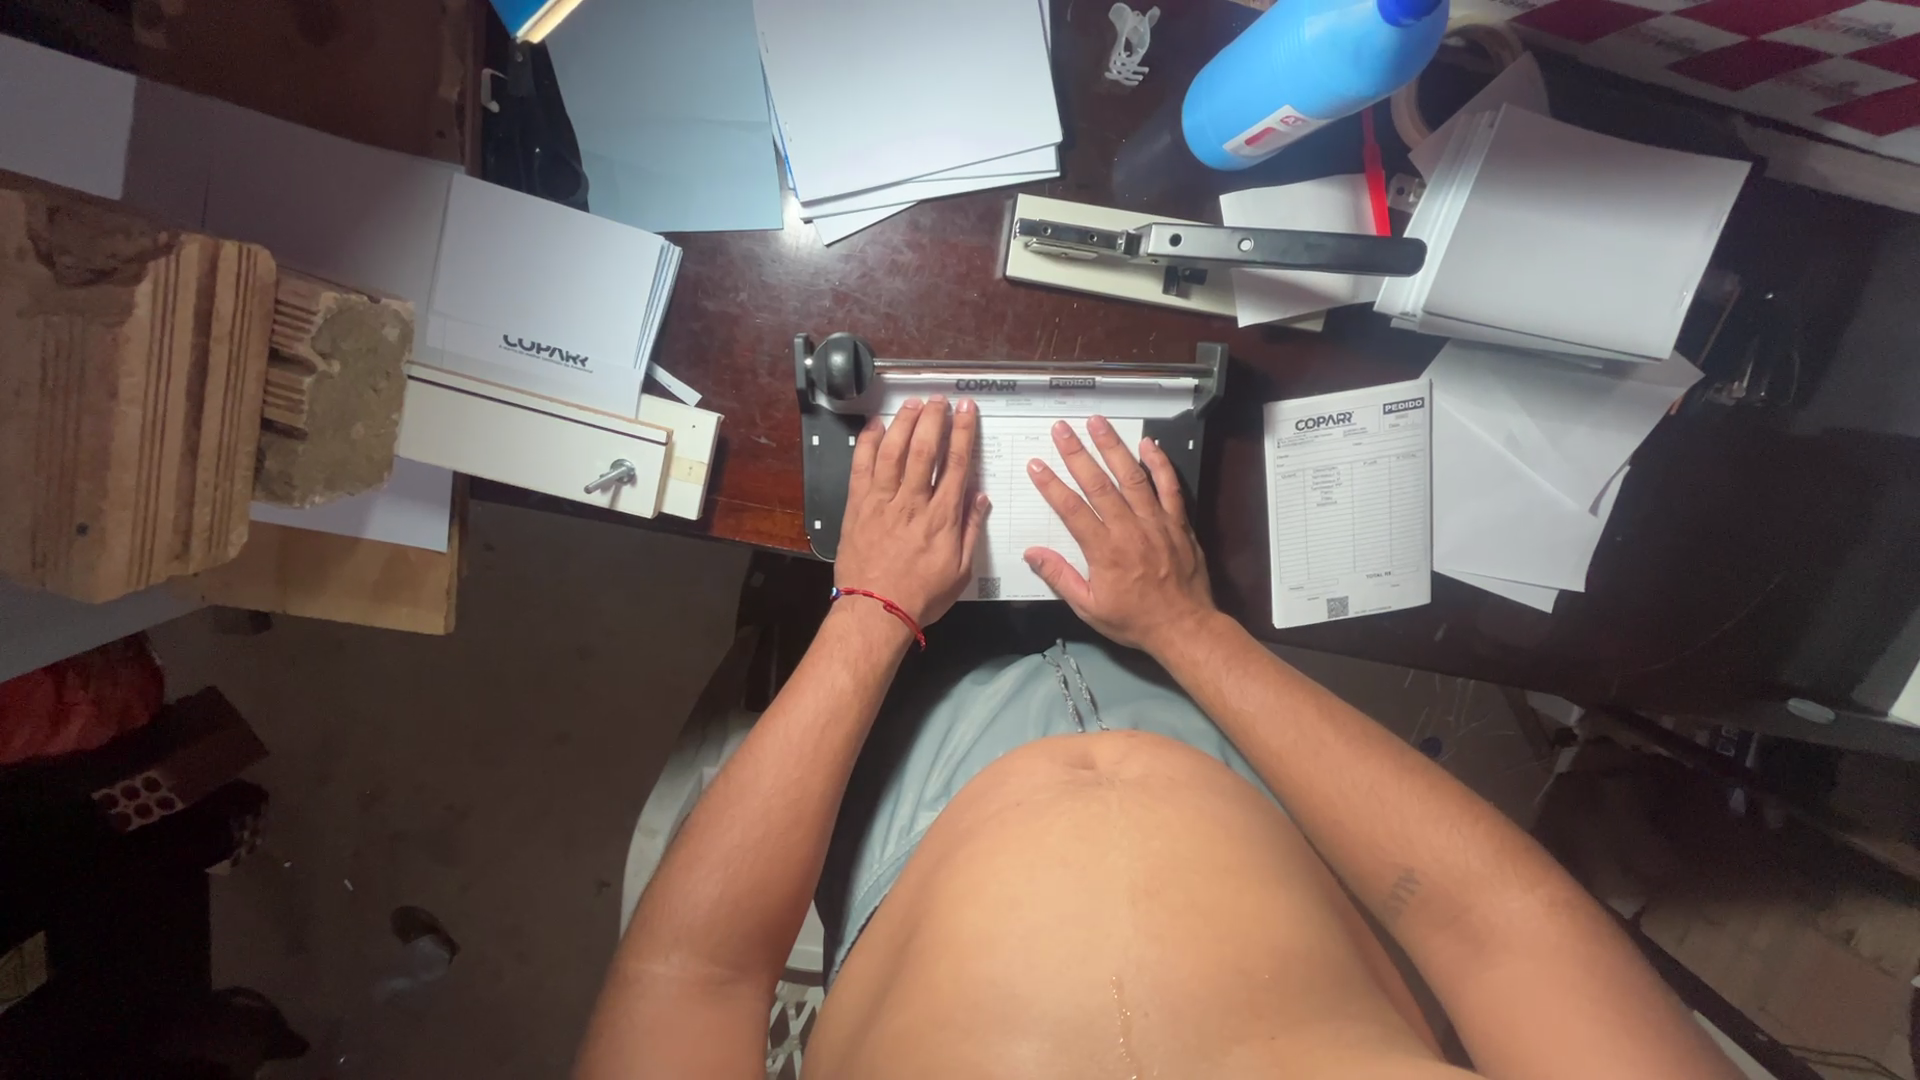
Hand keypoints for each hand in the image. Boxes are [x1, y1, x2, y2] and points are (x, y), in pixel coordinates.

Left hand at [836, 396, 989, 626]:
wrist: (876, 610)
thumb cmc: (921, 595)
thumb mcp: (961, 570)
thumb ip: (971, 530)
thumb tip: (980, 496)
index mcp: (942, 517)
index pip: (956, 464)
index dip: (963, 432)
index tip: (967, 410)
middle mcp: (912, 502)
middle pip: (924, 449)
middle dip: (934, 419)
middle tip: (940, 400)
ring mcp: (882, 501)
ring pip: (893, 450)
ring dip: (904, 423)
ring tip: (914, 404)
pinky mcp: (857, 506)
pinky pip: (861, 466)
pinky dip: (868, 443)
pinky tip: (875, 426)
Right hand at [1024, 416, 1218, 653]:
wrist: (1184, 627)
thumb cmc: (1133, 620)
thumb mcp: (1089, 607)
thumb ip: (1060, 577)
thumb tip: (1032, 554)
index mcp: (1104, 550)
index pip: (1072, 509)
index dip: (1052, 485)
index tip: (1036, 465)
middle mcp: (1129, 529)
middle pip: (1099, 484)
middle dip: (1077, 454)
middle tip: (1061, 429)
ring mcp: (1156, 522)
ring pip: (1132, 476)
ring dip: (1113, 447)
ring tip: (1097, 423)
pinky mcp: (1178, 522)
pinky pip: (1169, 487)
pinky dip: (1160, 464)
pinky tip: (1148, 444)